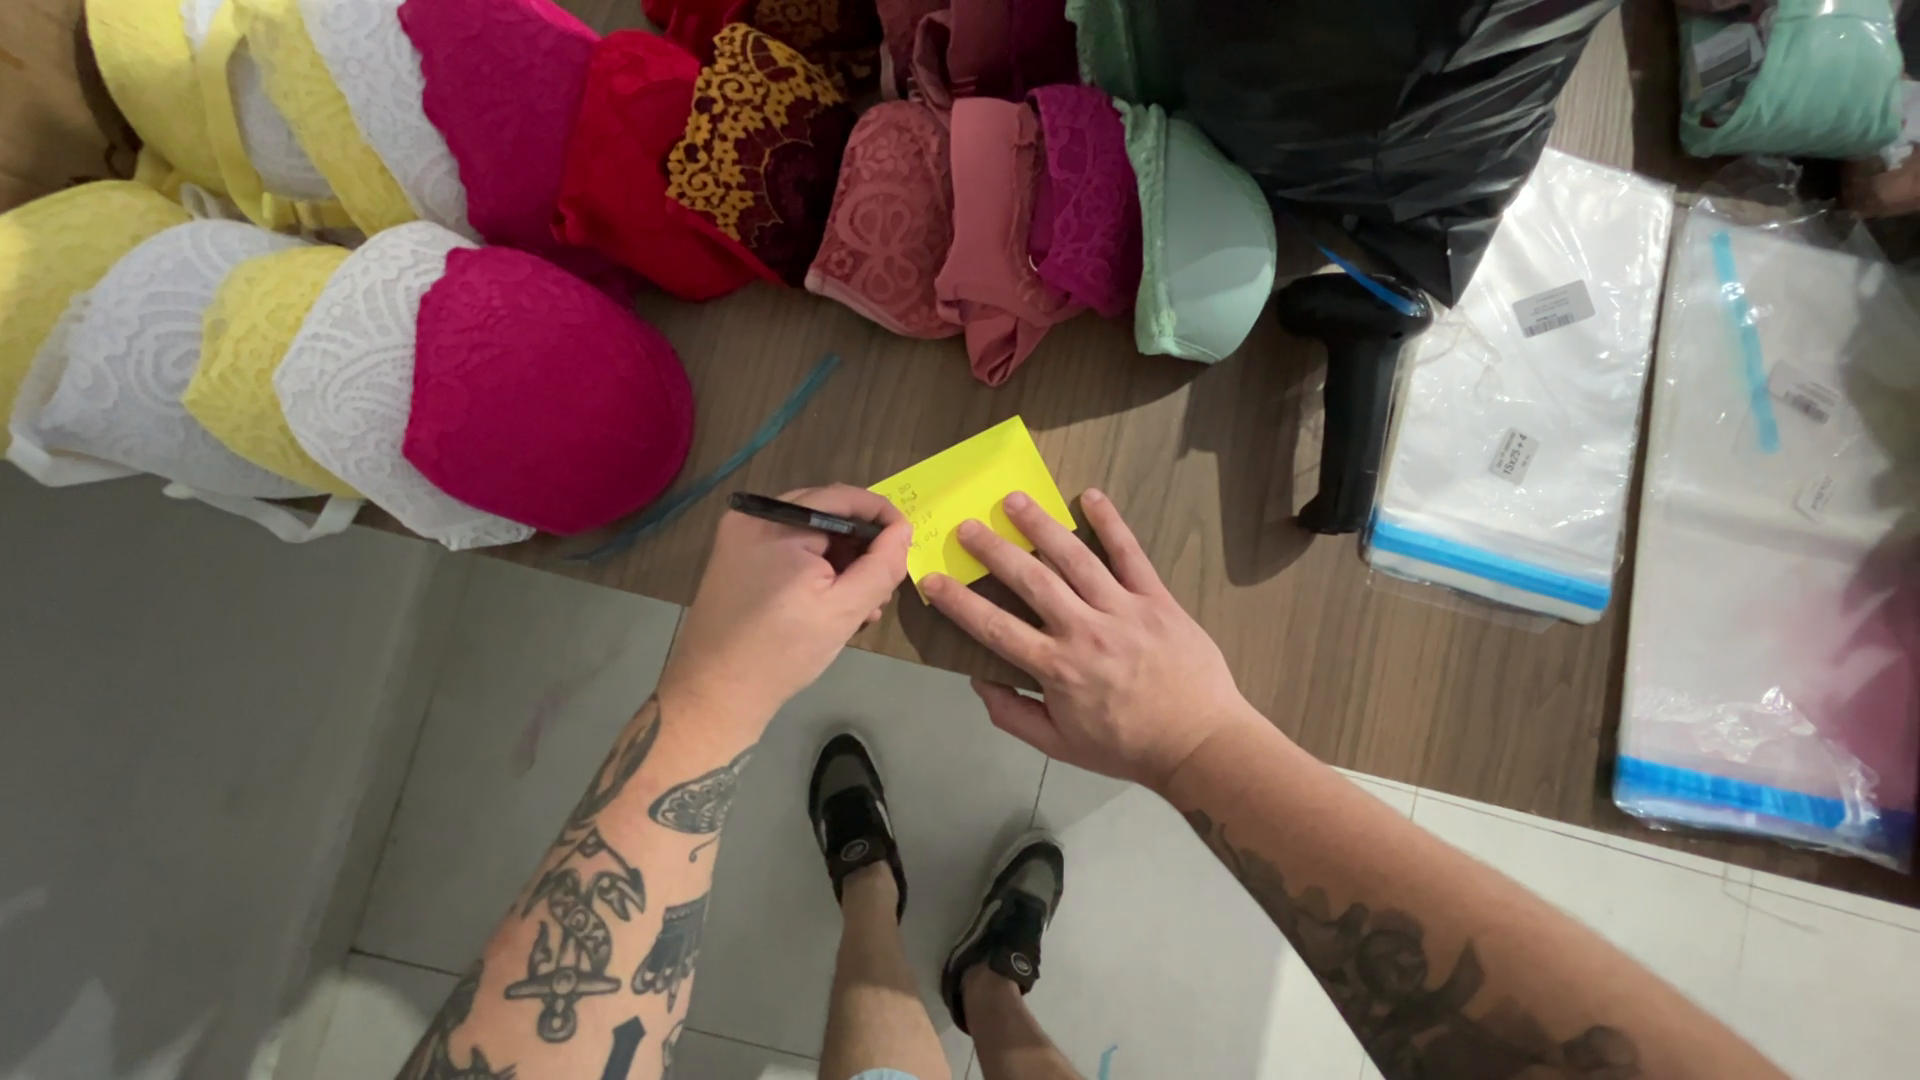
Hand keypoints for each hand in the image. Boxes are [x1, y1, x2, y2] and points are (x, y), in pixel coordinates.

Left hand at [659, 484, 911, 729]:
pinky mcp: (734, 559)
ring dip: (841, 560)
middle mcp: (753, 518)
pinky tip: (831, 602)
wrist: (716, 693)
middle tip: (884, 582)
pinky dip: (814, 567)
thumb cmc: (783, 652)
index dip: (882, 515)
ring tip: (863, 603)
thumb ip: (881, 566)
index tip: (906, 542)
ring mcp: (739, 537)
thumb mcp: (845, 609)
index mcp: (778, 523)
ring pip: (809, 533)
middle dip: (861, 544)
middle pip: (826, 513)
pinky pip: (787, 549)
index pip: (844, 497)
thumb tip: (903, 531)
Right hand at [922, 489, 1258, 790]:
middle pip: (1031, 581)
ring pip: (1075, 558)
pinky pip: (1130, 554)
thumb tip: (979, 681)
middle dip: (994, 551)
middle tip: (967, 527)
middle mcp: (1085, 631)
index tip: (932, 580)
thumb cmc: (1126, 746)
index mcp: (1058, 669)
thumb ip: (1013, 715)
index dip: (960, 603)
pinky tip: (1091, 496)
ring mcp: (1123, 609)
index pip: (996, 628)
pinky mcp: (1157, 599)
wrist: (1199, 743)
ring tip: (1013, 501)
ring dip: (1040, 526)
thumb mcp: (1060, 745)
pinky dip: (1110, 523)